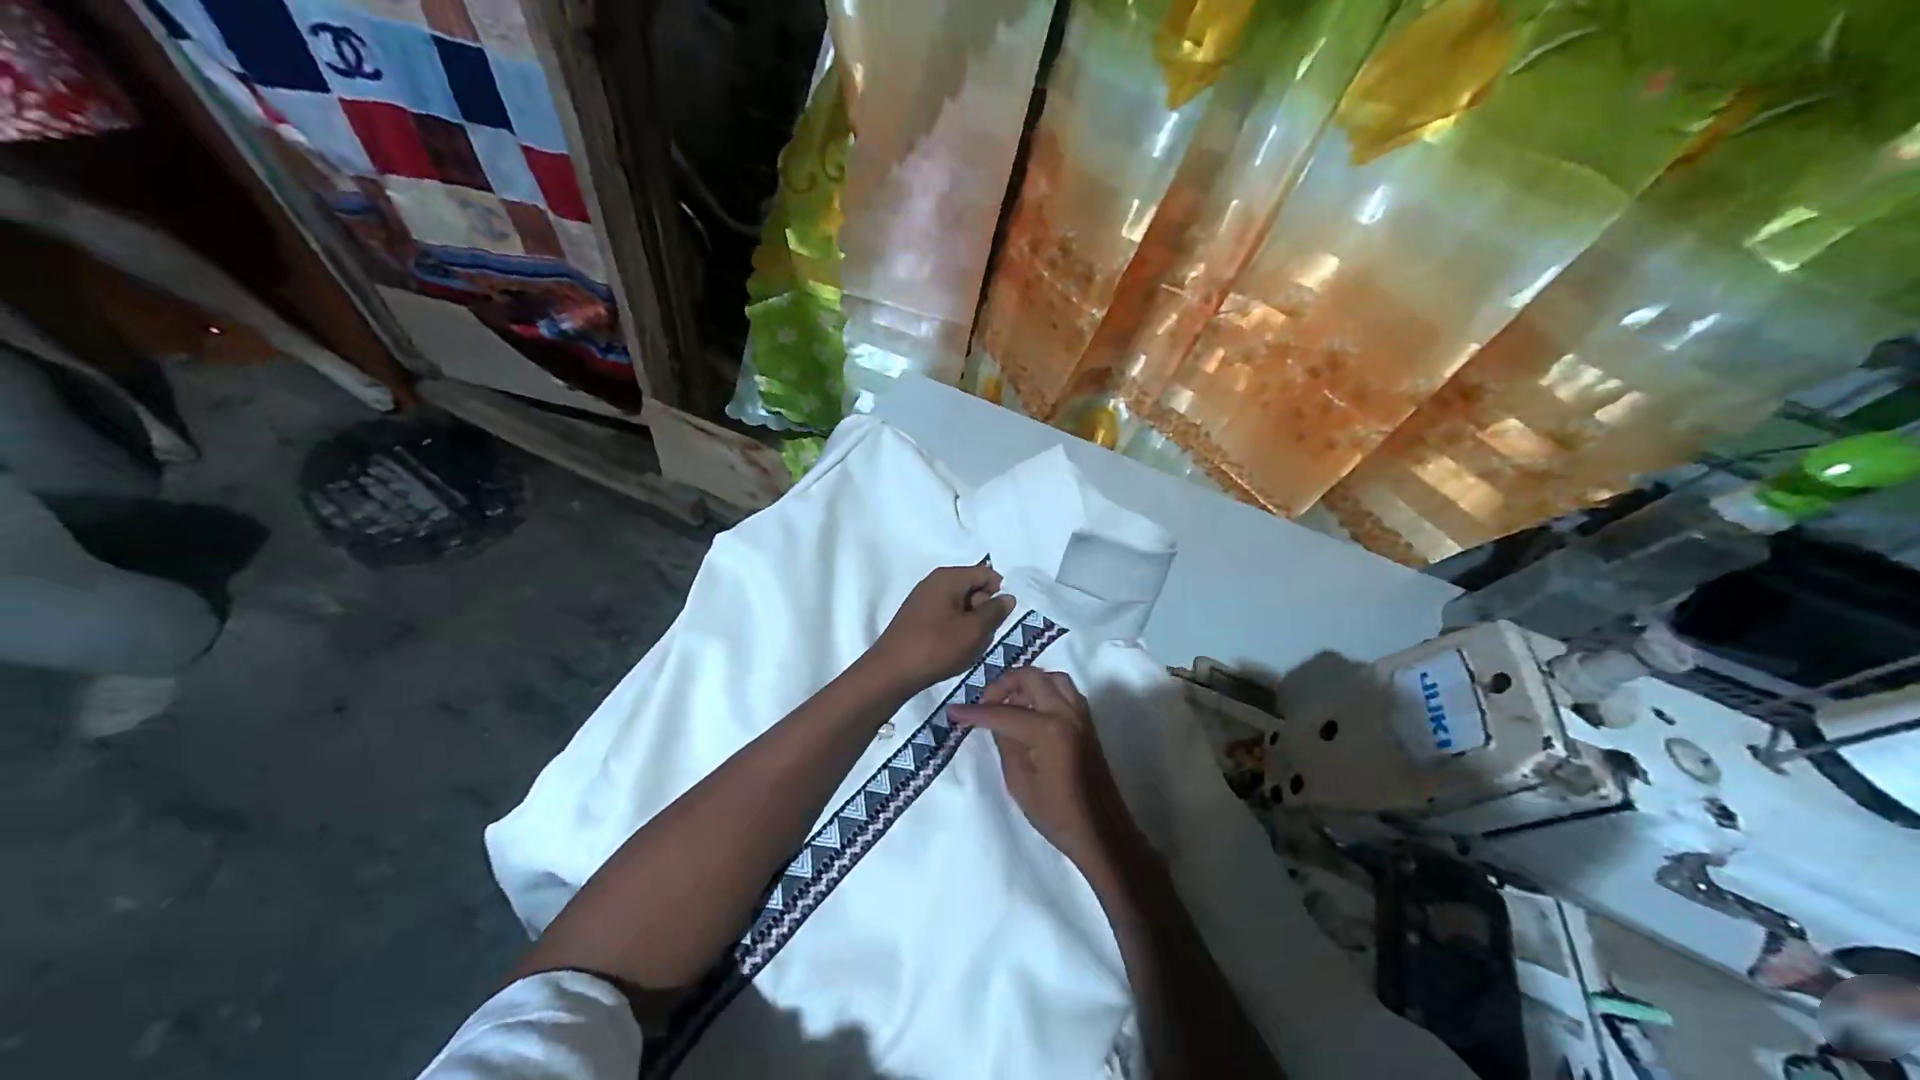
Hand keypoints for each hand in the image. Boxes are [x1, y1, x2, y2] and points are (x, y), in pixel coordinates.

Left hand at [867, 564, 1017, 691]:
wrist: (892, 672)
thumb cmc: (937, 647)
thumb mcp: (974, 630)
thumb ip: (995, 611)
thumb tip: (1007, 597)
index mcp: (949, 577)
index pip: (987, 574)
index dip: (998, 595)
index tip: (997, 620)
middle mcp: (935, 582)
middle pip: (973, 589)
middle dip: (983, 612)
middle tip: (979, 637)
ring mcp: (924, 600)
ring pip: (961, 607)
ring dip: (970, 626)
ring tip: (964, 648)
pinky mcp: (917, 618)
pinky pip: (946, 618)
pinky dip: (954, 632)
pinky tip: (951, 651)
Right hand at [948, 668, 1141, 873]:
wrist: (1101, 832)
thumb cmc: (1057, 815)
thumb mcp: (1019, 782)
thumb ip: (1006, 744)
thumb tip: (996, 722)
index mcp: (1047, 729)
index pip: (1002, 712)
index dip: (974, 713)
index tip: (953, 712)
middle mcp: (1066, 712)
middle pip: (1030, 677)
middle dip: (1003, 685)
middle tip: (985, 704)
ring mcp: (1081, 714)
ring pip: (1050, 677)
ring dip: (1026, 683)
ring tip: (1008, 703)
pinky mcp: (1087, 722)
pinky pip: (1064, 690)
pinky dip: (1044, 690)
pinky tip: (1030, 710)